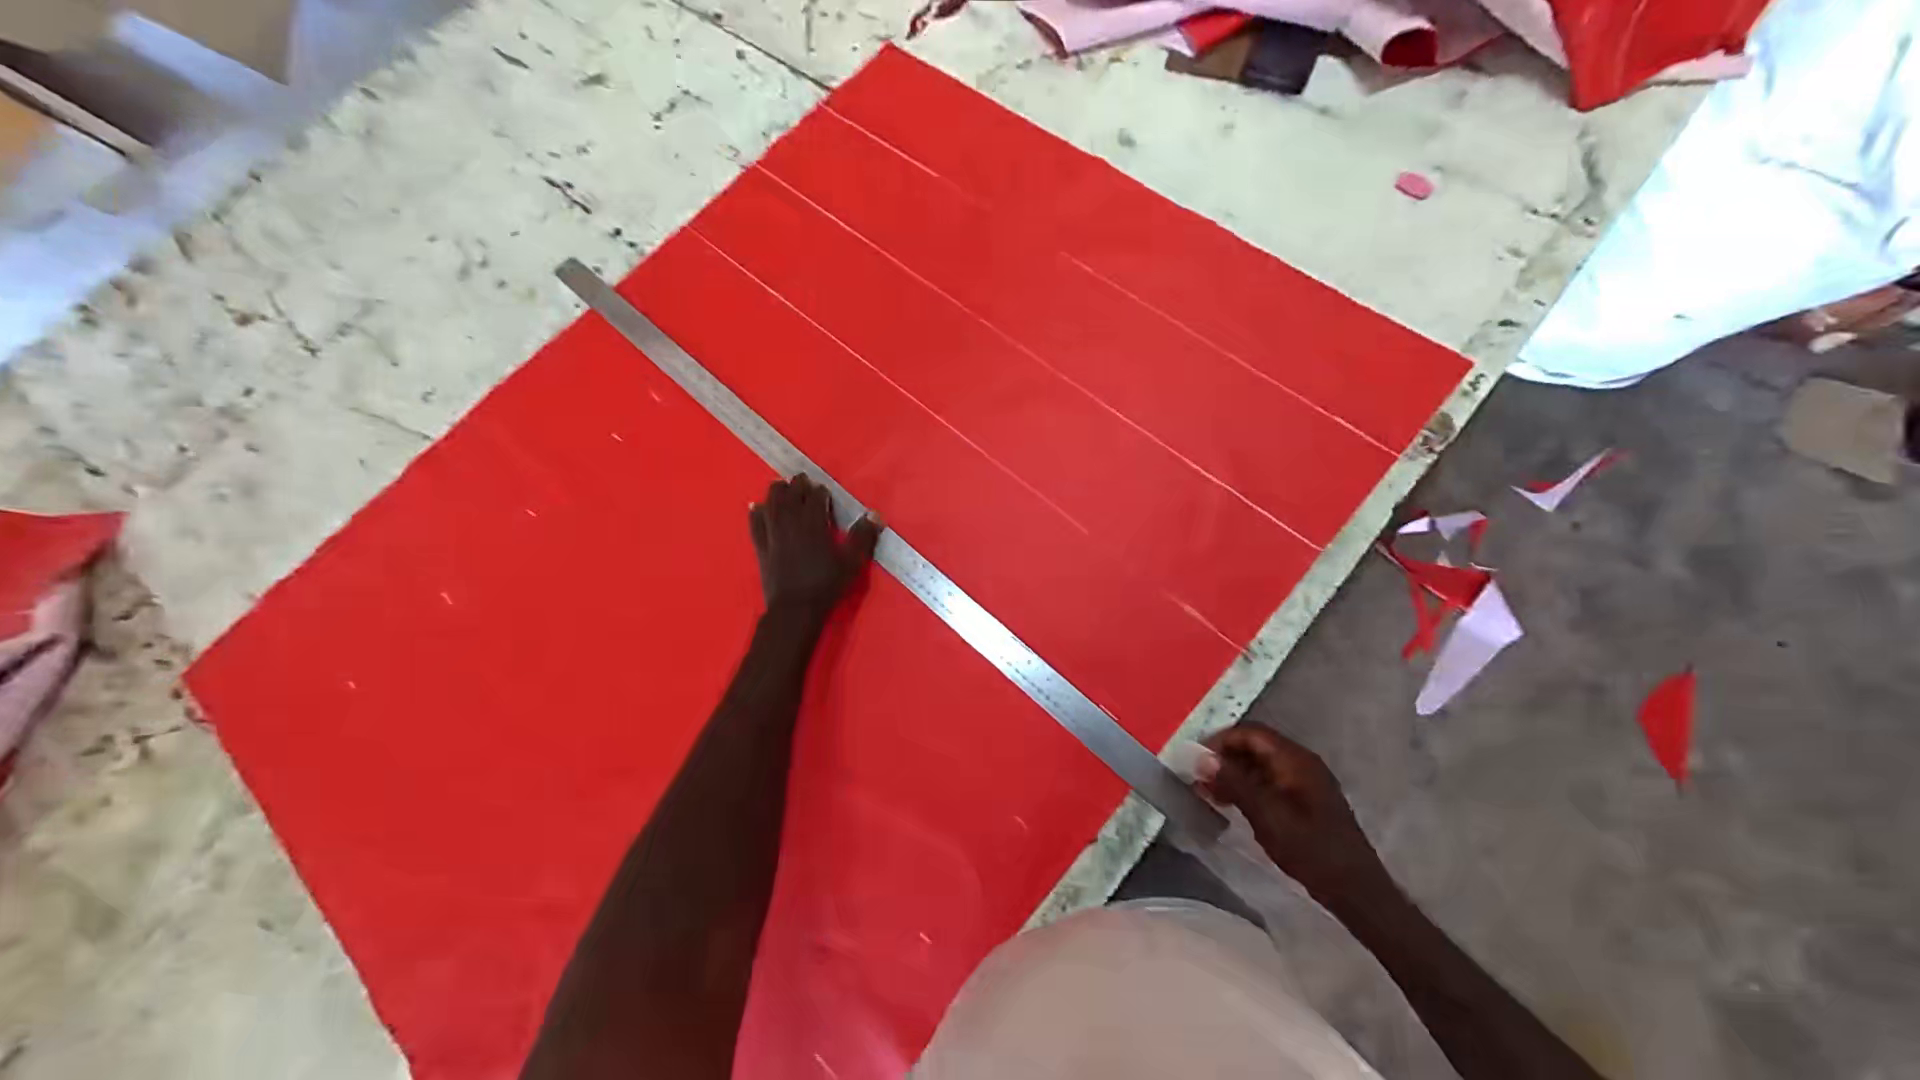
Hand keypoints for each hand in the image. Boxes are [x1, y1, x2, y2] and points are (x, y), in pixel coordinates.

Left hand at [748, 475, 881, 624]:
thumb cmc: (826, 585)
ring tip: (781, 487)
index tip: (824, 492)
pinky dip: (756, 512)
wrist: (795, 609)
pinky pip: (755, 522)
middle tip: (803, 481)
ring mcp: (773, 533)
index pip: (815, 496)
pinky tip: (756, 507)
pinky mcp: (761, 546)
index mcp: (813, 522)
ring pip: (771, 503)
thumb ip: (863, 537)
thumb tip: (874, 515)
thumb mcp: (852, 562)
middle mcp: (791, 522)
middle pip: (791, 494)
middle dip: (798, 485)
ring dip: (777, 492)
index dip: (820, 491)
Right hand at [1202, 724, 1392, 905]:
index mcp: (1295, 760)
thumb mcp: (1267, 815)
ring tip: (1207, 792)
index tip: (1196, 759)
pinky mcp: (1303, 801)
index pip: (1251, 733)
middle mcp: (1301, 763)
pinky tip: (1230, 804)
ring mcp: (1304, 782)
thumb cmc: (1310, 849)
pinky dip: (1246, 787)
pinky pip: (1268, 782)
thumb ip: (1233, 782)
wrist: (1355, 890)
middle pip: (1255, 746)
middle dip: (1224, 758)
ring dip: (1233, 774)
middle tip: (1198, 778)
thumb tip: (1201, 757)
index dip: (1221, 740)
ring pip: (1260, 765)